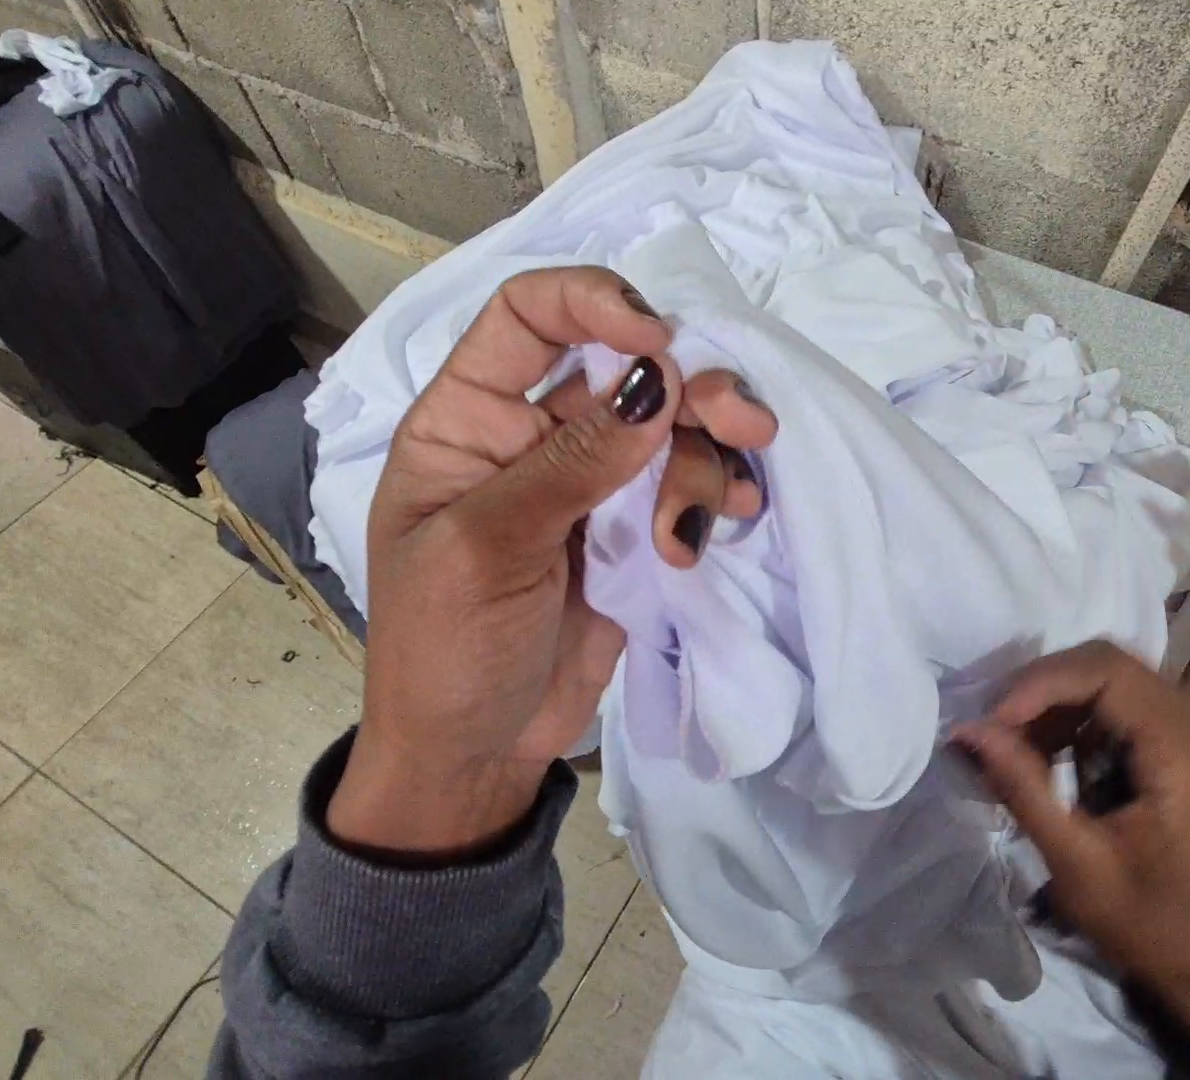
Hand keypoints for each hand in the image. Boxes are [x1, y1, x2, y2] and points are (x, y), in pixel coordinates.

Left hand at [327, 267, 776, 858]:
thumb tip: (656, 382)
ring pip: (668, 429)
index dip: (593, 303)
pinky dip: (712, 494)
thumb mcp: (488, 550)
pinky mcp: (632, 532)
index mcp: (469, 419)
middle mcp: (534, 437)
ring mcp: (591, 486)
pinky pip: (685, 487)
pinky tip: (725, 521)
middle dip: (688, 387)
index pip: (527, 316)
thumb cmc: (446, 649)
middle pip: (623, 370)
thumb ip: (571, 465)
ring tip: (704, 520)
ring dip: (703, 458)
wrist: (479, 753)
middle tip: (742, 421)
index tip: (659, 342)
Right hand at [953, 642, 1189, 1037]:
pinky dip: (1085, 717)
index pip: (1109, 672)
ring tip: (1022, 747)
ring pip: (1118, 677)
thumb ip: (1021, 787)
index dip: (1041, 682)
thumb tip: (966, 730)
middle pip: (1113, 666)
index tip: (994, 720)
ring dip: (1060, 702)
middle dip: (1044, 689)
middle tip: (1000, 730)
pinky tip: (1058, 754)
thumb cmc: (1151, 927)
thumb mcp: (1076, 864)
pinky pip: (1133, 701)